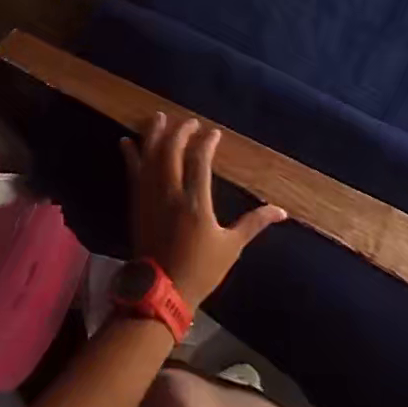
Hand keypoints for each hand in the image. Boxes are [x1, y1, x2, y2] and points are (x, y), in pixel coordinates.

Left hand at [120, 114, 286, 306]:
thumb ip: (253, 223)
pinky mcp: (136, 203)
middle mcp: (170, 193)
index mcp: (196, 202)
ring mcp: (150, 196)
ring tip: (158, 117)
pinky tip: (126, 142)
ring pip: (150, 157)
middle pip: (171, 152)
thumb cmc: (200, 269)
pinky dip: (130, 156)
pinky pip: (132, 173)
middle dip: (180, 133)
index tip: (213, 133)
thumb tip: (281, 211)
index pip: (199, 162)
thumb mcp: (231, 247)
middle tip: (188, 122)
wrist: (161, 289)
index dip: (206, 143)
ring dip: (154, 136)